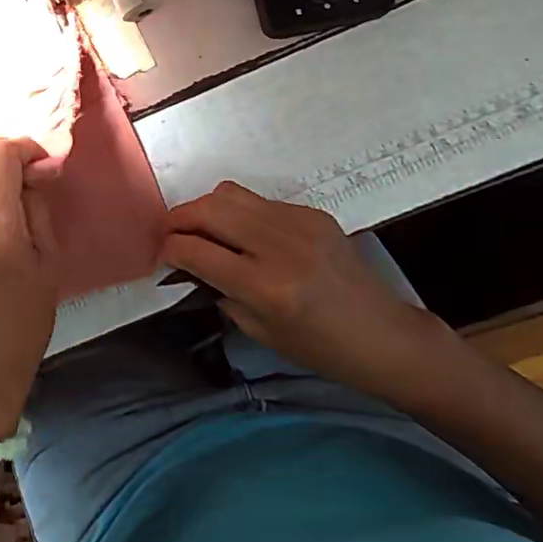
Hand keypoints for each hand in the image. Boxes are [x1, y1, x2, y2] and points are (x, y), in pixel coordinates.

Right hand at [161, 182, 454, 396]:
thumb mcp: (259, 329)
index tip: (161, 256)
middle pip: (209, 209)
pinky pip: (260, 202)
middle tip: (169, 235)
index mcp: (265, 286)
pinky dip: (240, 214)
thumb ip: (220, 290)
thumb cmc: (319, 347)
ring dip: (206, 209)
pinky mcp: (313, 212)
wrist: (381, 333)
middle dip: (178, 218)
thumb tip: (190, 262)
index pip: (196, 250)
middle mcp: (280, 245)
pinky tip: (245, 237)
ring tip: (202, 230)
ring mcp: (299, 223)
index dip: (168, 249)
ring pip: (231, 194)